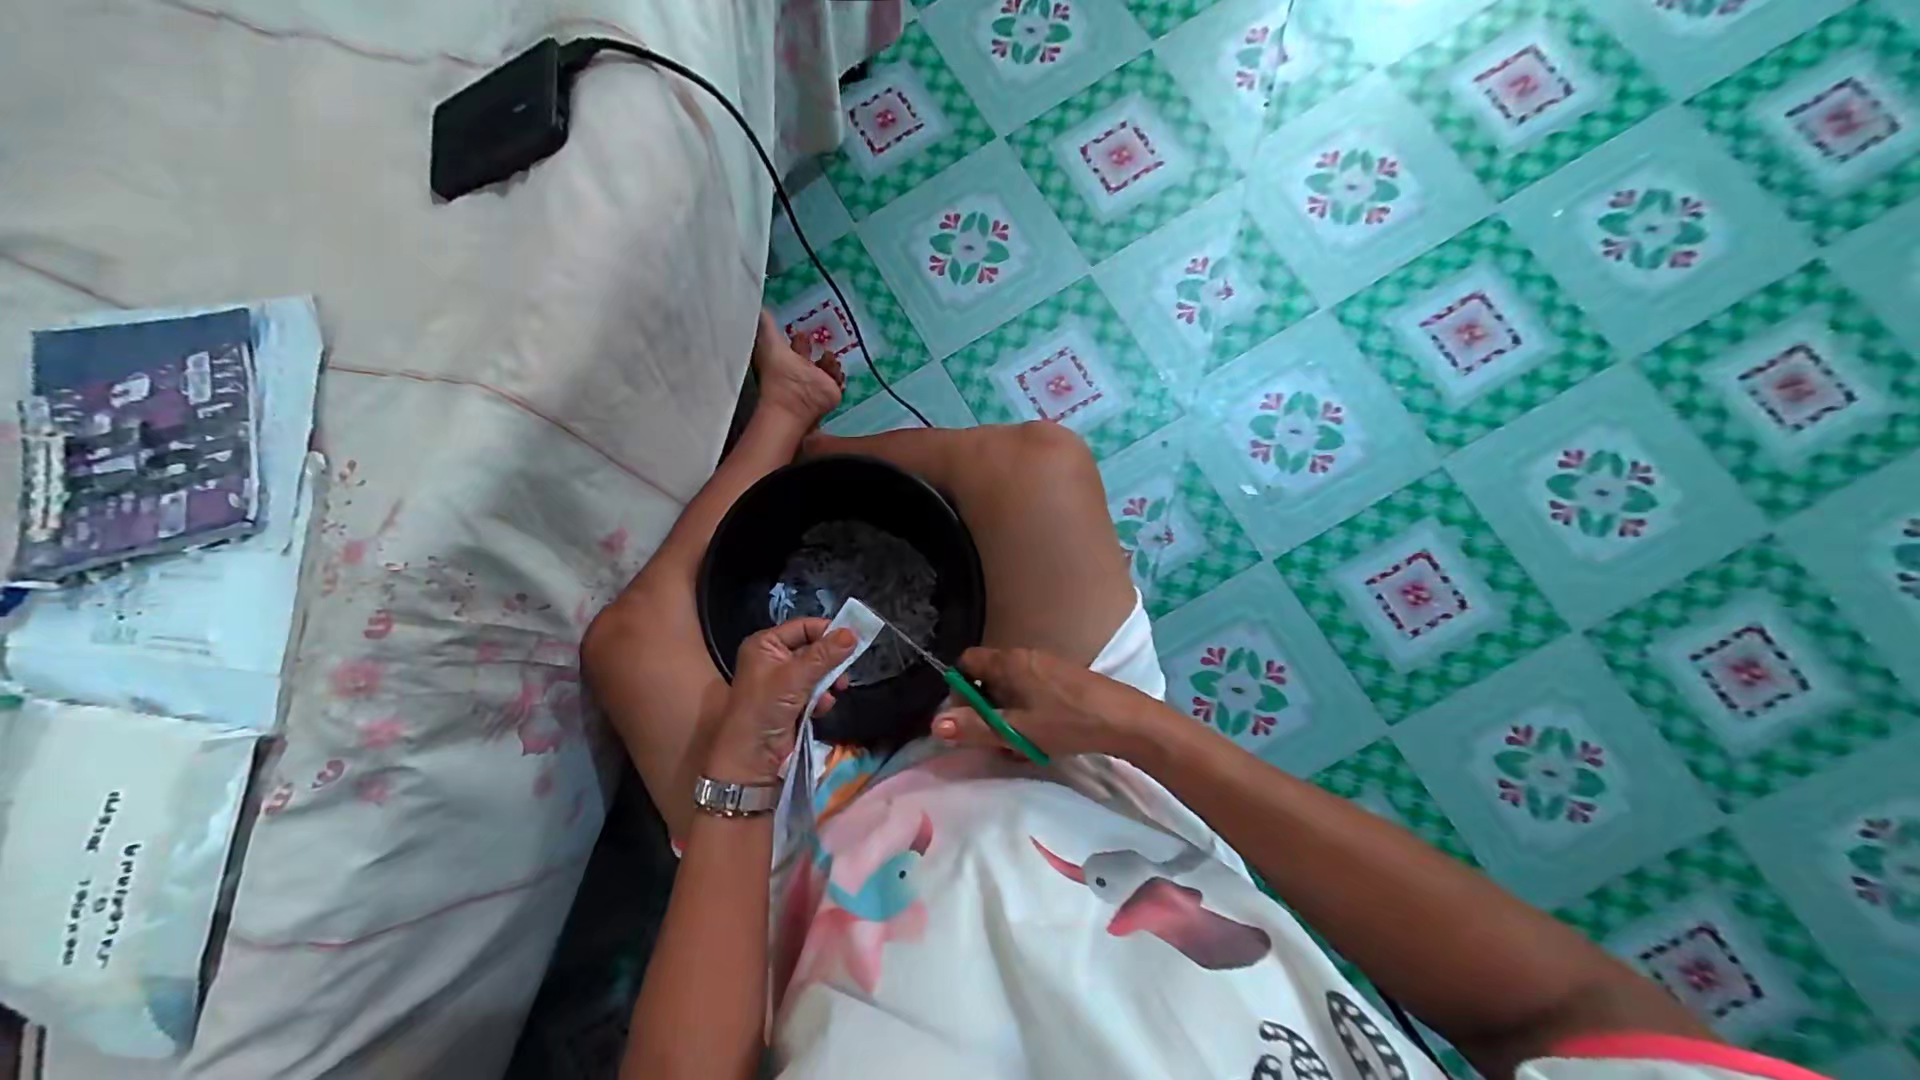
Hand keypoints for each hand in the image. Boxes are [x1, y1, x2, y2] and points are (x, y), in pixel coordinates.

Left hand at [707, 618, 856, 783]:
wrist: (750, 759)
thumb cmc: (765, 709)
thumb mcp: (795, 678)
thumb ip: (825, 655)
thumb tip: (853, 632)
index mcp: (765, 644)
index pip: (803, 627)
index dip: (827, 632)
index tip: (852, 640)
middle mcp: (772, 658)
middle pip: (813, 648)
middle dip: (830, 661)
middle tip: (846, 671)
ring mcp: (782, 681)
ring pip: (818, 670)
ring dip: (828, 681)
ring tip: (837, 691)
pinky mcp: (791, 701)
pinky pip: (815, 689)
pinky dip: (822, 697)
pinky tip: (822, 708)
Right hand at [930, 646, 1166, 761]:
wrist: (1123, 719)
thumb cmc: (1066, 722)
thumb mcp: (1016, 730)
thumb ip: (975, 728)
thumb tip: (935, 724)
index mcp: (1008, 662)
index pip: (967, 663)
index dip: (958, 689)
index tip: (965, 717)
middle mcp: (1024, 655)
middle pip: (988, 675)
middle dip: (984, 706)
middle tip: (992, 735)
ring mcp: (1046, 664)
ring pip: (1011, 686)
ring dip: (1007, 712)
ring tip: (1017, 740)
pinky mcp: (1064, 676)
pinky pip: (1031, 689)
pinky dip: (1027, 709)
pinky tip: (1041, 734)